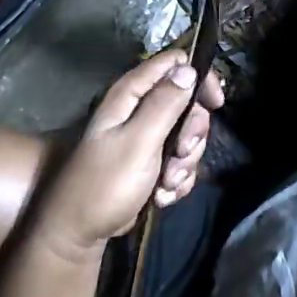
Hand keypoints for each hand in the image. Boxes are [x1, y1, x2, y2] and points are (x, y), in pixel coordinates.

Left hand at [34, 50, 223, 262]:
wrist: (81, 233)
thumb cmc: (105, 183)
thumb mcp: (139, 141)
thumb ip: (165, 103)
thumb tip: (189, 69)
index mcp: (131, 94)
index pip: (174, 64)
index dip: (199, 77)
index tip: (215, 103)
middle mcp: (140, 108)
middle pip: (188, 102)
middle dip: (192, 133)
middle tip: (181, 153)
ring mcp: (146, 136)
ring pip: (187, 135)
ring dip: (183, 163)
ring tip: (164, 184)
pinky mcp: (152, 161)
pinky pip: (180, 161)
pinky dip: (176, 179)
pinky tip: (161, 195)